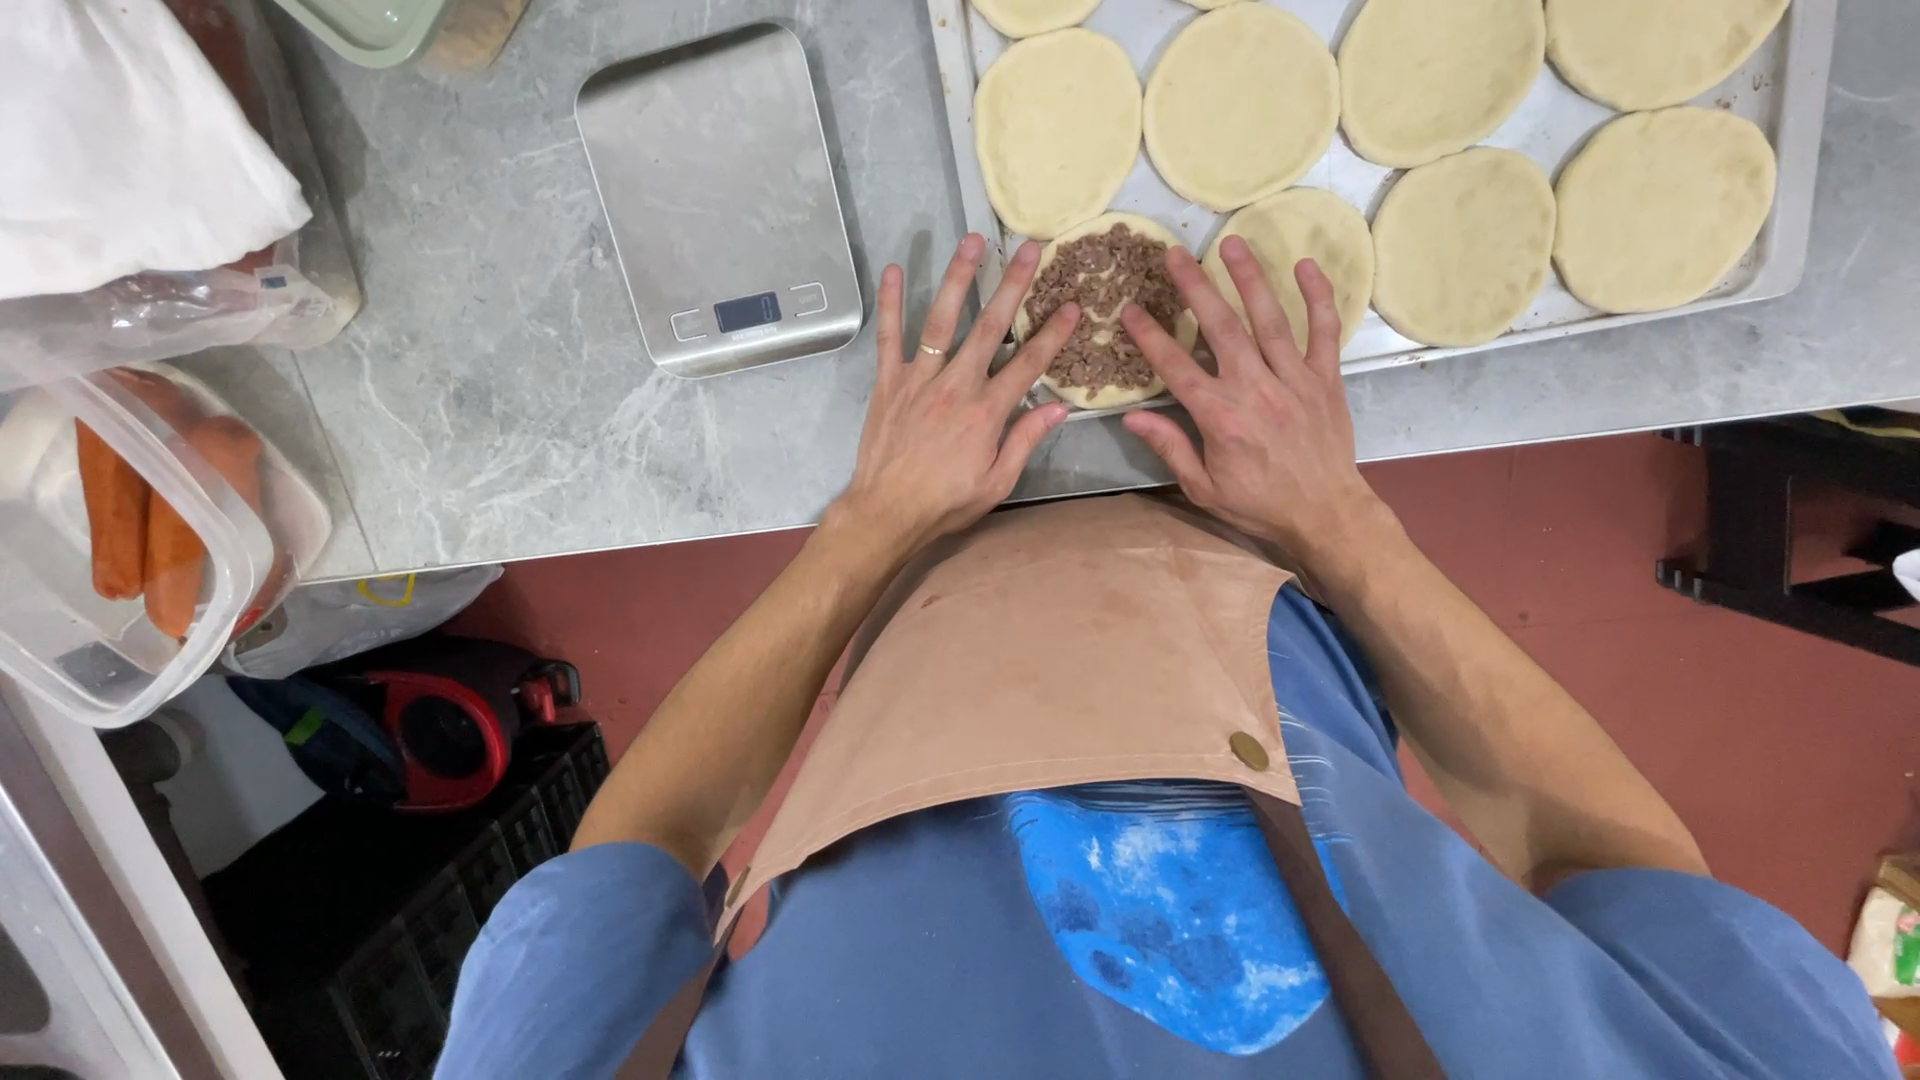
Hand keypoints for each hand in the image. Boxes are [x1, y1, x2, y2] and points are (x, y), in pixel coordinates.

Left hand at [833, 233, 1081, 553]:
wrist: (888, 512)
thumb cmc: (946, 503)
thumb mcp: (997, 482)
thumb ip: (1025, 440)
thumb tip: (1059, 408)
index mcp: (987, 412)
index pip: (1029, 364)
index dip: (1053, 333)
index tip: (1072, 305)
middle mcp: (956, 385)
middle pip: (990, 327)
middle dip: (1013, 285)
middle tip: (1030, 249)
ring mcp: (919, 379)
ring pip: (941, 319)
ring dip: (958, 278)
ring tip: (972, 241)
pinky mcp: (889, 383)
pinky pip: (889, 337)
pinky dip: (890, 303)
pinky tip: (891, 270)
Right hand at [1118, 237, 1387, 565]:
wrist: (1325, 514)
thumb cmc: (1258, 504)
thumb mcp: (1203, 487)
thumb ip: (1170, 447)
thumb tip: (1133, 418)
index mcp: (1220, 417)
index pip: (1176, 367)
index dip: (1150, 336)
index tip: (1131, 309)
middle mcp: (1255, 389)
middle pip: (1220, 328)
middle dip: (1195, 287)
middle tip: (1176, 253)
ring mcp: (1294, 380)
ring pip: (1269, 319)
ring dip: (1249, 278)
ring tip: (1231, 243)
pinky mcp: (1325, 379)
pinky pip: (1324, 331)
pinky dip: (1318, 297)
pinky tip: (1304, 266)